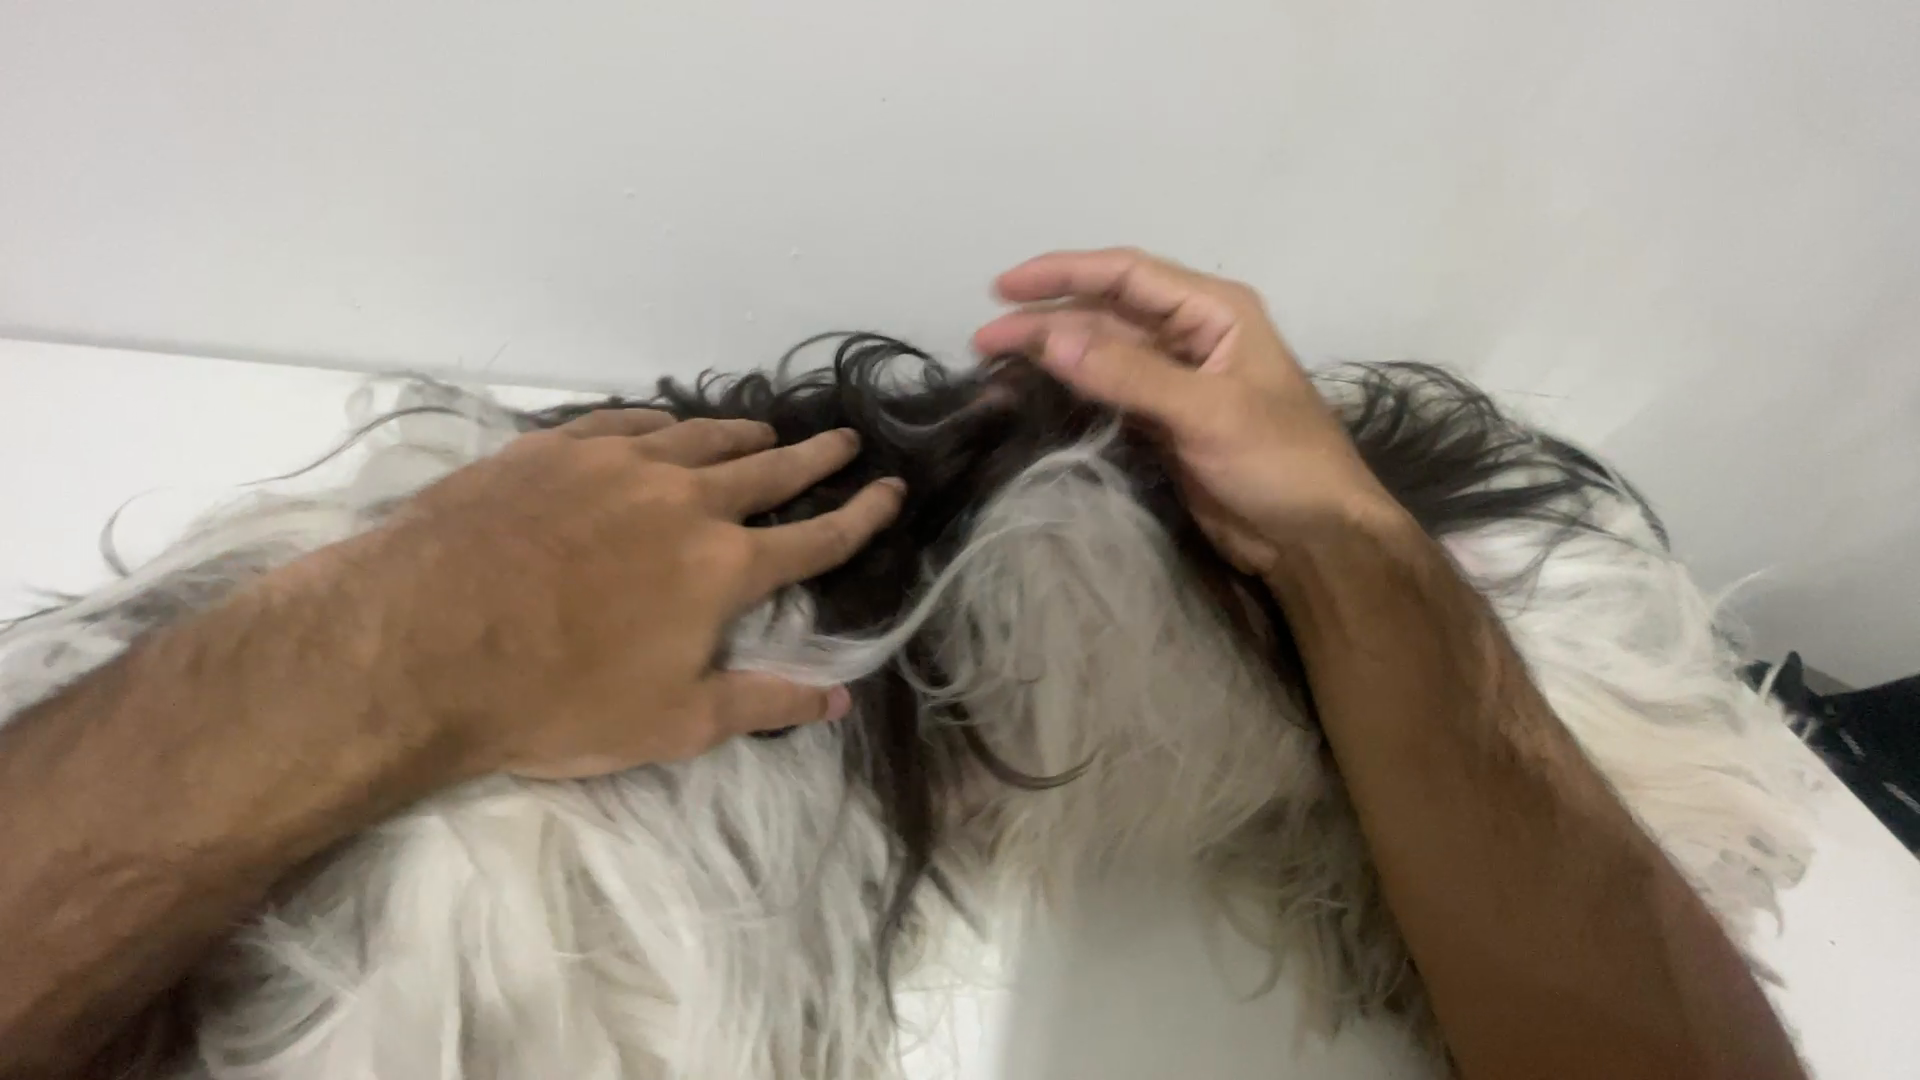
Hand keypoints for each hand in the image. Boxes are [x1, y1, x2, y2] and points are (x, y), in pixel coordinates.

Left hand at [305, 408, 903, 779]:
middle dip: (817, 458)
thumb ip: (766, 703)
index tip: (891, 491)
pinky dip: (665, 424)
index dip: (863, 515)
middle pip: (772, 470)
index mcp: (724, 566)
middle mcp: (686, 501)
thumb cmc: (555, 699)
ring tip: (769, 431)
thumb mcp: (675, 723)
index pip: (817, 537)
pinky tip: (671, 425)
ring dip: (746, 435)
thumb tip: (840, 700)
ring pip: (705, 438)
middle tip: (845, 440)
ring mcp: (620, 464)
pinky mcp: (558, 448)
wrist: (412, 648)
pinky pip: (630, 422)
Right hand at [972, 247, 1406, 582]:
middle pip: (1104, 316)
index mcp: (1212, 312)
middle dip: (1046, 323)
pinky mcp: (1162, 423)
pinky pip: (1107, 395)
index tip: (1003, 289)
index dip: (1063, 275)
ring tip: (998, 366)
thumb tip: (1050, 340)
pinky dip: (1072, 394)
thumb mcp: (1207, 411)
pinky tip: (1037, 396)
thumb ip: (1129, 374)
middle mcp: (1189, 336)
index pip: (1125, 275)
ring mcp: (1173, 382)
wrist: (1311, 537)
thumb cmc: (1279, 463)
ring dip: (1053, 358)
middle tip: (984, 342)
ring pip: (1101, 356)